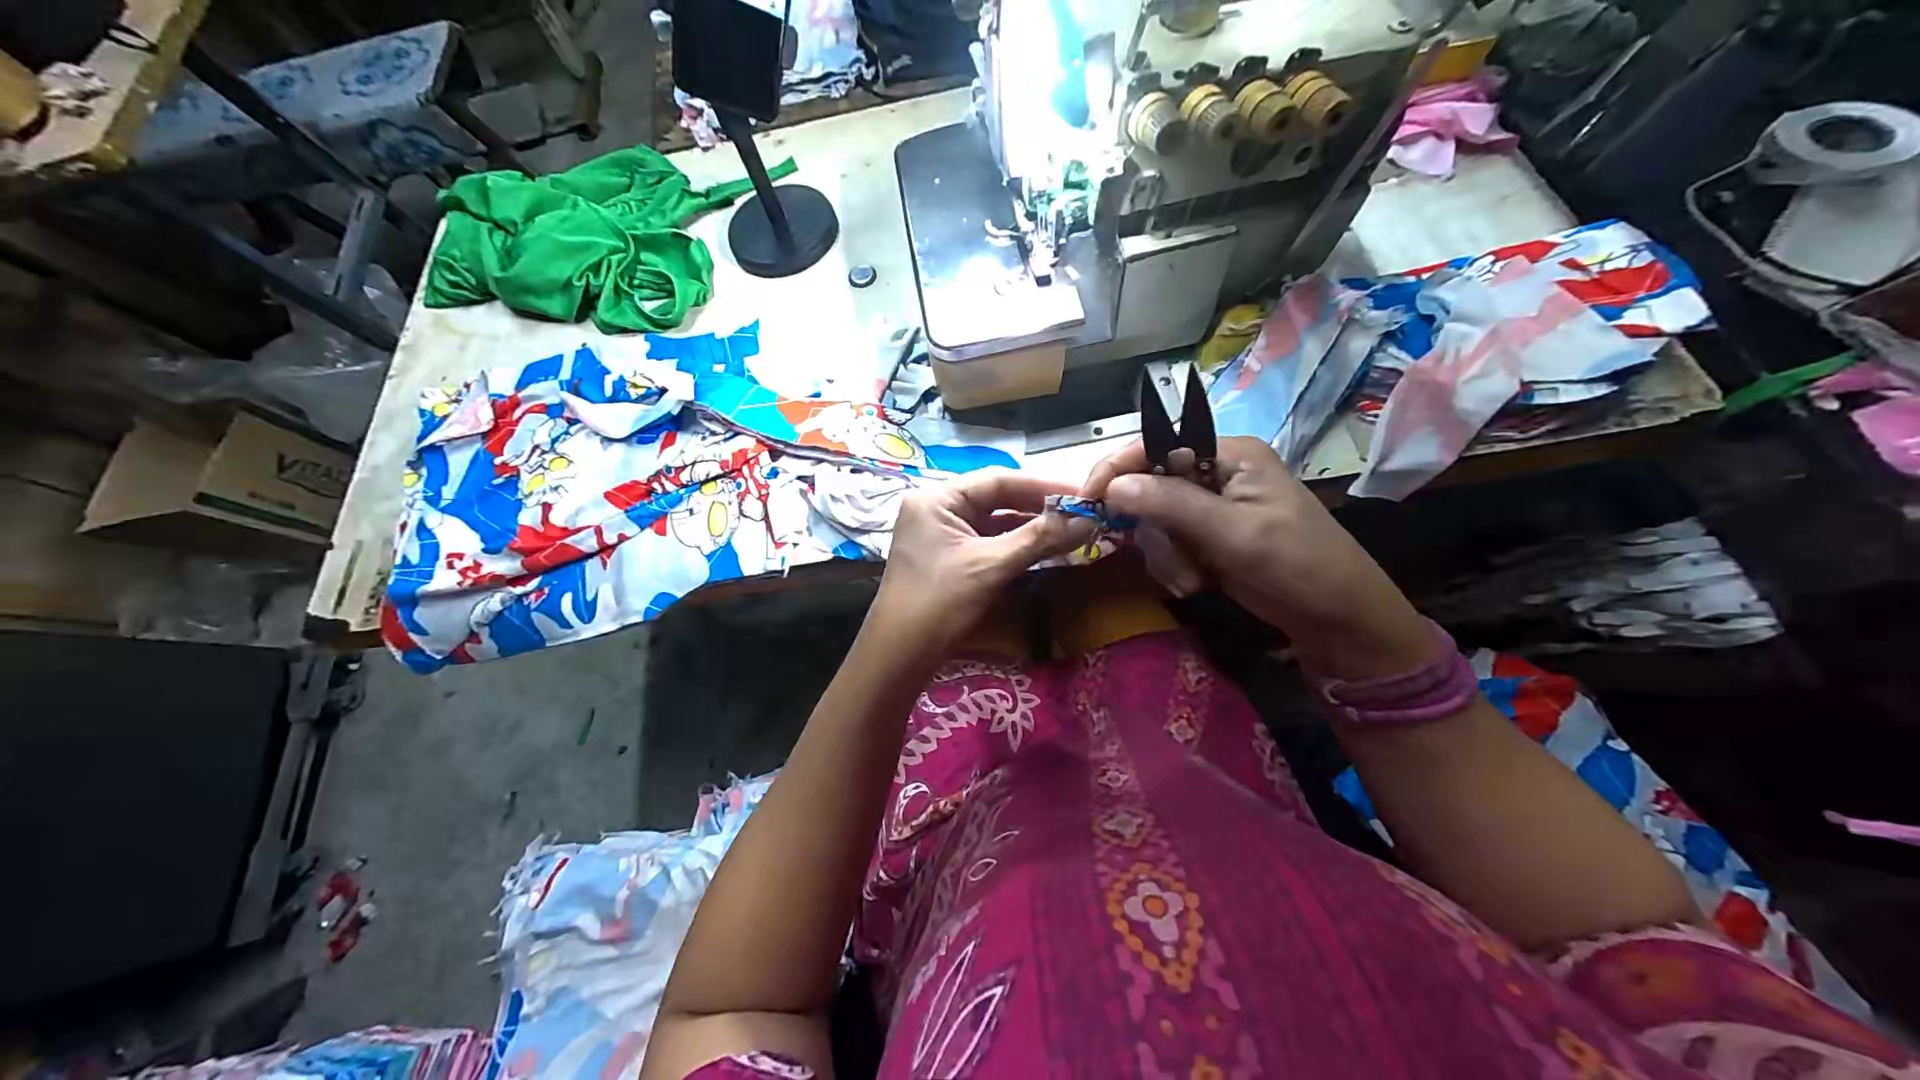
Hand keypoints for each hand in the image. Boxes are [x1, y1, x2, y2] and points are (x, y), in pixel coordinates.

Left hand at [870, 470, 1093, 658]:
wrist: (900, 655)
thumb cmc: (940, 603)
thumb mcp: (991, 566)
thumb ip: (1040, 538)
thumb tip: (1089, 518)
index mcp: (937, 498)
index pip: (999, 480)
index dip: (1045, 486)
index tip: (1084, 493)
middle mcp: (938, 508)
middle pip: (998, 499)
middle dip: (1041, 508)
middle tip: (1085, 512)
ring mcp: (943, 534)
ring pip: (997, 522)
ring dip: (1034, 528)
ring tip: (1076, 530)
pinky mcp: (951, 558)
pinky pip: (991, 543)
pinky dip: (1019, 546)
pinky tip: (1050, 549)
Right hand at [1083, 437, 1432, 679]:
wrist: (1336, 617)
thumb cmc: (1296, 564)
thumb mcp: (1234, 533)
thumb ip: (1172, 504)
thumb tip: (1113, 485)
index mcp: (1229, 454)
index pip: (1157, 445)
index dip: (1119, 468)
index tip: (1090, 498)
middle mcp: (1216, 472)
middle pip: (1150, 487)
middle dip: (1155, 530)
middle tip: (1177, 562)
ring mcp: (1211, 507)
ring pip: (1154, 521)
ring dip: (1167, 556)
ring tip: (1196, 579)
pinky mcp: (1208, 536)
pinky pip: (1167, 544)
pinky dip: (1175, 566)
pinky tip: (1199, 582)